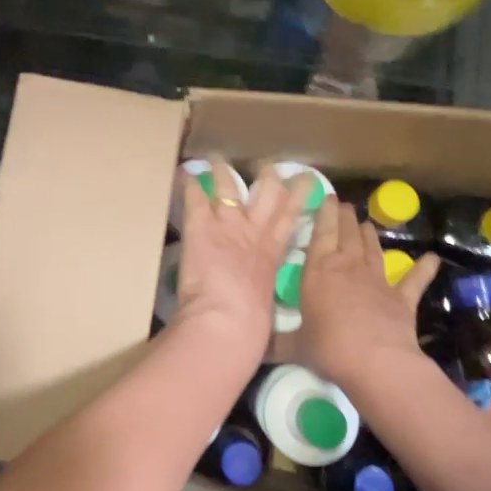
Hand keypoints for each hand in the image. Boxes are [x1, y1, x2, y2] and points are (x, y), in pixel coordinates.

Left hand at [173, 157, 306, 356]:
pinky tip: (184, 173)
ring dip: (223, 172)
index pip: (291, 218)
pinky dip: (189, 185)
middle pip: (268, 194)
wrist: (227, 321)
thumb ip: (265, 307)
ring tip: (218, 159)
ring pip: (228, 187)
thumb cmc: (251, 327)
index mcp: (274, 253)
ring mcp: (228, 225)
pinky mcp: (201, 226)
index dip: (299, 198)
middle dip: (270, 177)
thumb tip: (268, 331)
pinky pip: (195, 197)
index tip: (306, 182)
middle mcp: (255, 232)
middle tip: (269, 165)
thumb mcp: (267, 313)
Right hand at [294, 196, 441, 388]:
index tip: (327, 197)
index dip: (324, 214)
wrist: (374, 362)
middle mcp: (347, 267)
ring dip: (370, 235)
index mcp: (318, 271)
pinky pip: (414, 279)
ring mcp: (377, 280)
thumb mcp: (293, 346)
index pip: (320, 234)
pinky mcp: (401, 298)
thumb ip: (275, 343)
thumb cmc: (328, 348)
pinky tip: (432, 258)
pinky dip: (423, 268)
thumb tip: (251, 348)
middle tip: (344, 205)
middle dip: (344, 217)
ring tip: (367, 223)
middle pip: (347, 234)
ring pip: (373, 249)